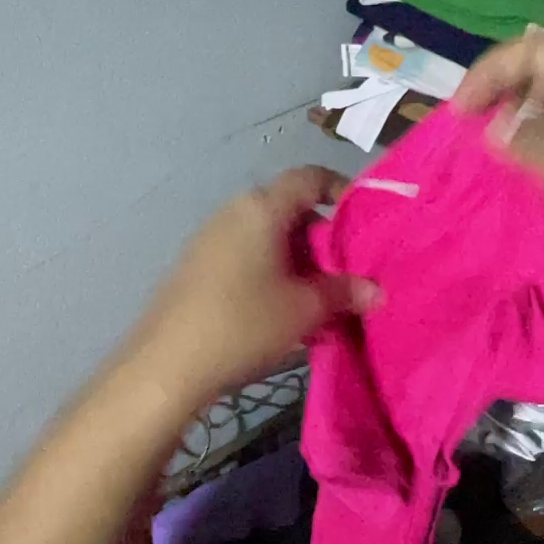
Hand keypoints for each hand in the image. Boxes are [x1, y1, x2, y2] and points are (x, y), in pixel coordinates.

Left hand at [130, 167, 378, 399]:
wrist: (167, 365)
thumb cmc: (244, 324)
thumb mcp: (304, 309)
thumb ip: (344, 293)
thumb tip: (376, 292)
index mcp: (261, 208)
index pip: (309, 178)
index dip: (341, 190)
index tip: (363, 221)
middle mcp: (233, 213)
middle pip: (289, 211)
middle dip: (323, 240)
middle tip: (347, 274)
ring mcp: (209, 240)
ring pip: (267, 239)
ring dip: (298, 264)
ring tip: (320, 301)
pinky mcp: (196, 269)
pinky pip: (245, 259)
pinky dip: (271, 276)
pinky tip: (283, 315)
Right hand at [455, 31, 543, 318]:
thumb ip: (539, 143)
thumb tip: (494, 127)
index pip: (538, 53)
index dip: (492, 74)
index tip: (456, 118)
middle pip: (538, 84)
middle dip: (495, 105)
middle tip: (461, 147)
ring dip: (507, 140)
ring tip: (475, 170)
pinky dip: (526, 170)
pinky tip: (507, 192)